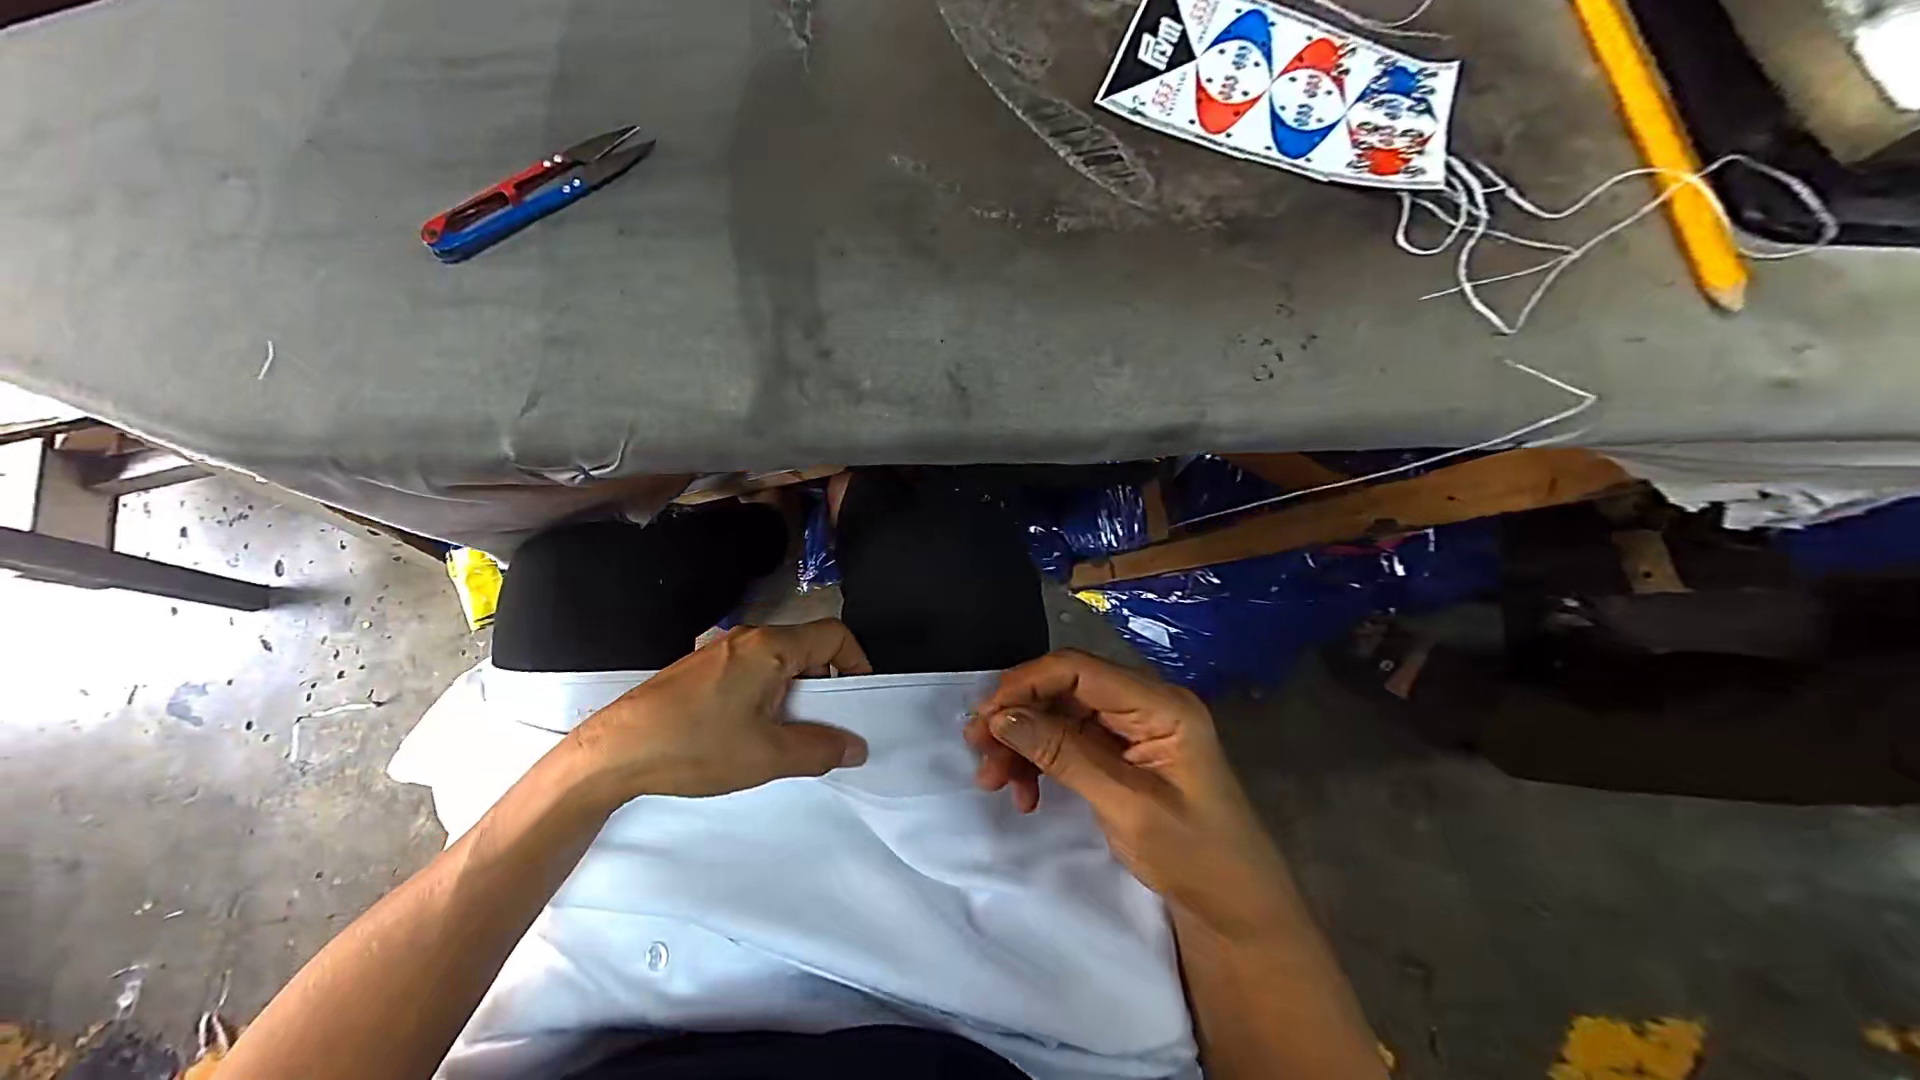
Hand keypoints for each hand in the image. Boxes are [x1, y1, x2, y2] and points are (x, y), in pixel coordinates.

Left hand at [566, 620, 873, 802]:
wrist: (613, 751)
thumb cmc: (696, 745)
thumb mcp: (768, 756)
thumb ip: (820, 749)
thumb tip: (856, 748)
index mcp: (771, 646)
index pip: (835, 634)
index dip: (856, 663)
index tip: (858, 701)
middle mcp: (749, 637)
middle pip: (808, 646)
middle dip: (827, 683)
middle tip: (828, 724)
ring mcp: (722, 650)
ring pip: (780, 660)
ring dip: (796, 691)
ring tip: (790, 732)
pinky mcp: (701, 668)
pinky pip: (753, 670)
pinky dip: (769, 693)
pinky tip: (752, 730)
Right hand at [965, 649, 1290, 931]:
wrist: (1236, 909)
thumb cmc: (1196, 856)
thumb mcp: (1127, 806)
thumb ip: (1064, 754)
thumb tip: (1002, 717)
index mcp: (1160, 705)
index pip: (1079, 669)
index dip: (1026, 684)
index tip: (985, 716)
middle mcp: (1144, 705)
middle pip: (1063, 691)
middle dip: (1018, 717)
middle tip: (978, 750)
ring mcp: (1132, 729)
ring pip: (1059, 717)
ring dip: (1023, 744)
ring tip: (994, 781)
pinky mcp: (1120, 753)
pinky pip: (1067, 743)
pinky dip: (1040, 763)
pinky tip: (1025, 794)